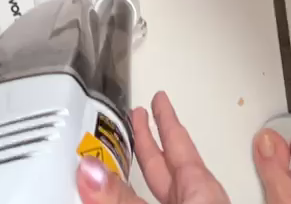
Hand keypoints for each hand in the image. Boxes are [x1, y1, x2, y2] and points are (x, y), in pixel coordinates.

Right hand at [78, 91, 231, 203]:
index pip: (178, 140)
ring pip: (165, 188)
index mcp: (201, 187)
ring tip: (124, 157)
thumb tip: (89, 170)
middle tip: (139, 115)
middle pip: (171, 164)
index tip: (159, 97)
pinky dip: (145, 195)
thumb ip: (122, 195)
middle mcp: (200, 200)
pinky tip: (128, 195)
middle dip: (152, 139)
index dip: (165, 117)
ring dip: (146, 171)